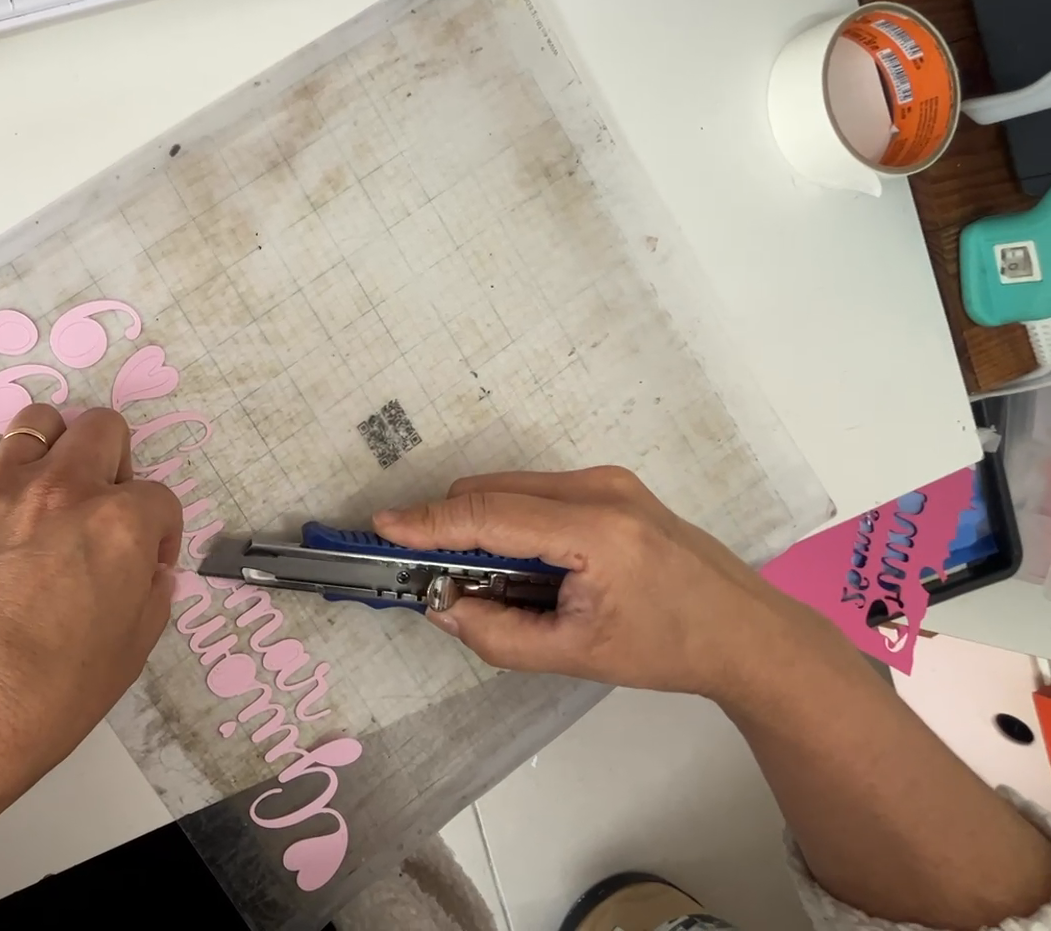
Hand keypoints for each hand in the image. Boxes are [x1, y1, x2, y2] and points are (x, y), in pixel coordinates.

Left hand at [0, 403, 183, 813]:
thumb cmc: (57, 689)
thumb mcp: (133, 648)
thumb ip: (152, 592)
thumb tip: (151, 568)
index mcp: (120, 521)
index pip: (160, 497)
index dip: (161, 530)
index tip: (147, 559)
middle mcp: (64, 486)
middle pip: (102, 427)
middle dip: (113, 460)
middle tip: (101, 502)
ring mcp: (1, 486)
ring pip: (36, 423)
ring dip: (52, 451)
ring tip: (45, 490)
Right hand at [372, 466, 840, 699]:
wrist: (753, 634)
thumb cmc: (669, 650)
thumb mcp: (575, 657)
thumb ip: (496, 635)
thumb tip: (439, 607)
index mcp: (597, 532)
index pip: (490, 516)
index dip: (430, 521)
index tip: (382, 526)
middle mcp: (599, 489)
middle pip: (489, 491)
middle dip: (448, 524)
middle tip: (432, 570)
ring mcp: (605, 479)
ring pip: (505, 486)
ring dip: (475, 522)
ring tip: (482, 573)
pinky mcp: (607, 482)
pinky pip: (528, 490)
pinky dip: (503, 517)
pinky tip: (518, 558)